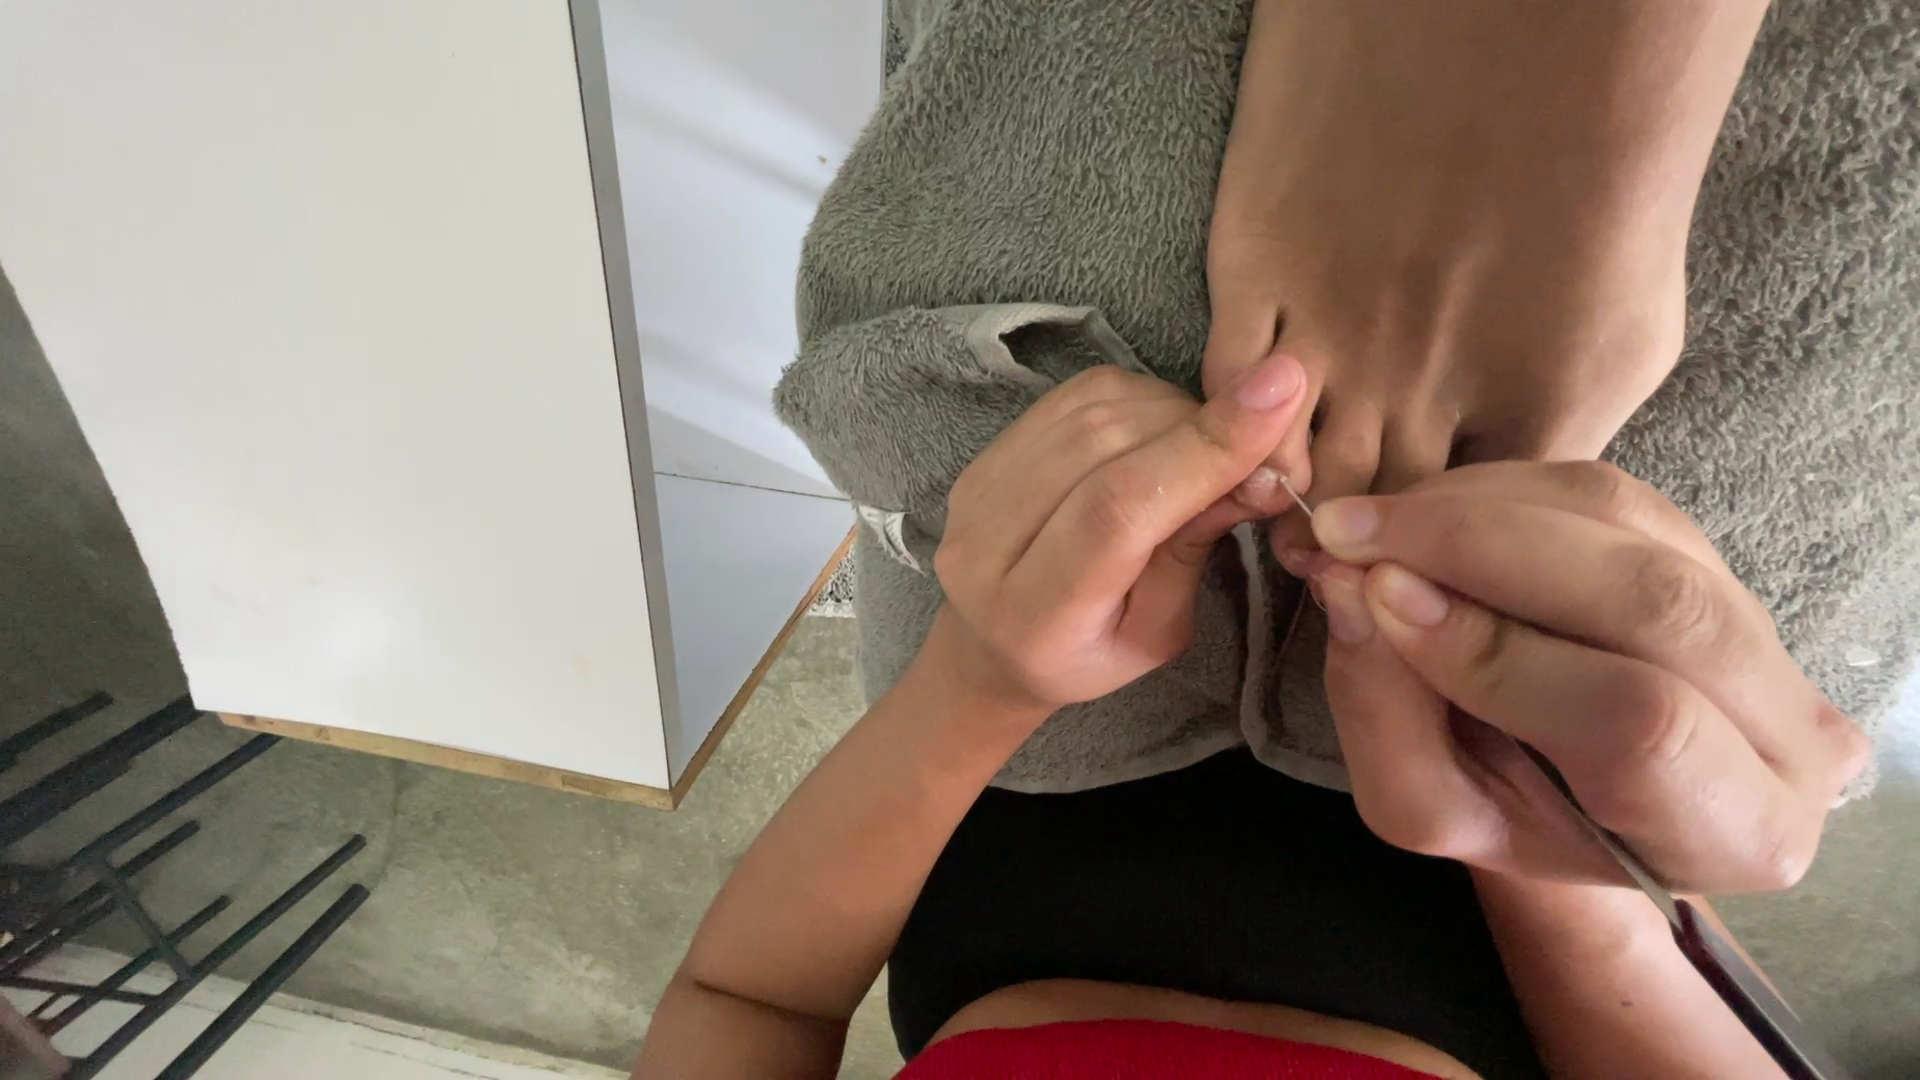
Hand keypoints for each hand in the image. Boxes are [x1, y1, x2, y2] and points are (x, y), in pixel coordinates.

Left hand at [925, 355, 1308, 716]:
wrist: (992, 646)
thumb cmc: (1083, 656)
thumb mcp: (1155, 633)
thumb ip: (1191, 553)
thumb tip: (1257, 469)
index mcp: (1032, 614)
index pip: (1116, 510)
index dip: (1201, 449)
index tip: (1281, 391)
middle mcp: (985, 543)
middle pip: (1102, 446)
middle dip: (1197, 427)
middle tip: (1257, 439)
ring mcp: (976, 490)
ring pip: (1086, 412)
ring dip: (1168, 408)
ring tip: (1206, 442)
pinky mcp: (983, 456)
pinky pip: (1068, 399)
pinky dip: (1132, 398)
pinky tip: (1160, 425)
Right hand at [1205, 0, 1758, 557]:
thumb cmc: (1597, 126)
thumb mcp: (1621, 307)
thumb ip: (1556, 414)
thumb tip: (1483, 480)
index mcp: (1542, 386)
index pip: (1472, 525)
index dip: (1435, 559)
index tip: (1407, 565)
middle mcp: (1430, 375)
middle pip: (1377, 507)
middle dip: (1355, 550)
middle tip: (1331, 560)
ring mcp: (1333, 323)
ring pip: (1291, 467)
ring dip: (1284, 505)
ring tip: (1278, 517)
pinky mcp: (1257, 267)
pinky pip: (1226, 388)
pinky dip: (1226, 429)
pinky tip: (1235, 441)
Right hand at [1305, 460, 1870, 892]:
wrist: (1560, 790)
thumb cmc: (1493, 814)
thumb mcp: (1413, 800)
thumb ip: (1379, 707)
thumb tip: (1351, 584)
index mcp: (1726, 831)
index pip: (1639, 721)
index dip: (1492, 652)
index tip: (1373, 599)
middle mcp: (1786, 726)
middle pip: (1649, 597)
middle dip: (1470, 545)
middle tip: (1348, 531)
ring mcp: (1762, 628)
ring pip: (1623, 521)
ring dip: (1468, 506)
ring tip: (1373, 527)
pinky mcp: (1708, 556)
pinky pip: (1601, 491)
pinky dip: (1490, 490)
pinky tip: (1423, 517)